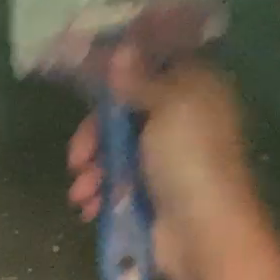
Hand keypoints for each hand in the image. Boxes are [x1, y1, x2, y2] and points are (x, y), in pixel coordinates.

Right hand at [66, 54, 256, 279]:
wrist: (201, 231)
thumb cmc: (190, 160)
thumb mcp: (168, 105)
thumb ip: (139, 79)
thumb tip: (120, 47)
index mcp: (193, 90)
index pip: (149, 66)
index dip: (116, 71)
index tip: (81, 78)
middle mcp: (178, 120)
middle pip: (121, 113)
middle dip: (93, 136)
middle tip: (78, 156)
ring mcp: (160, 160)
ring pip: (110, 151)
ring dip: (90, 171)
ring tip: (83, 193)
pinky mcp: (145, 193)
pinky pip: (110, 183)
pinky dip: (96, 193)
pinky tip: (90, 206)